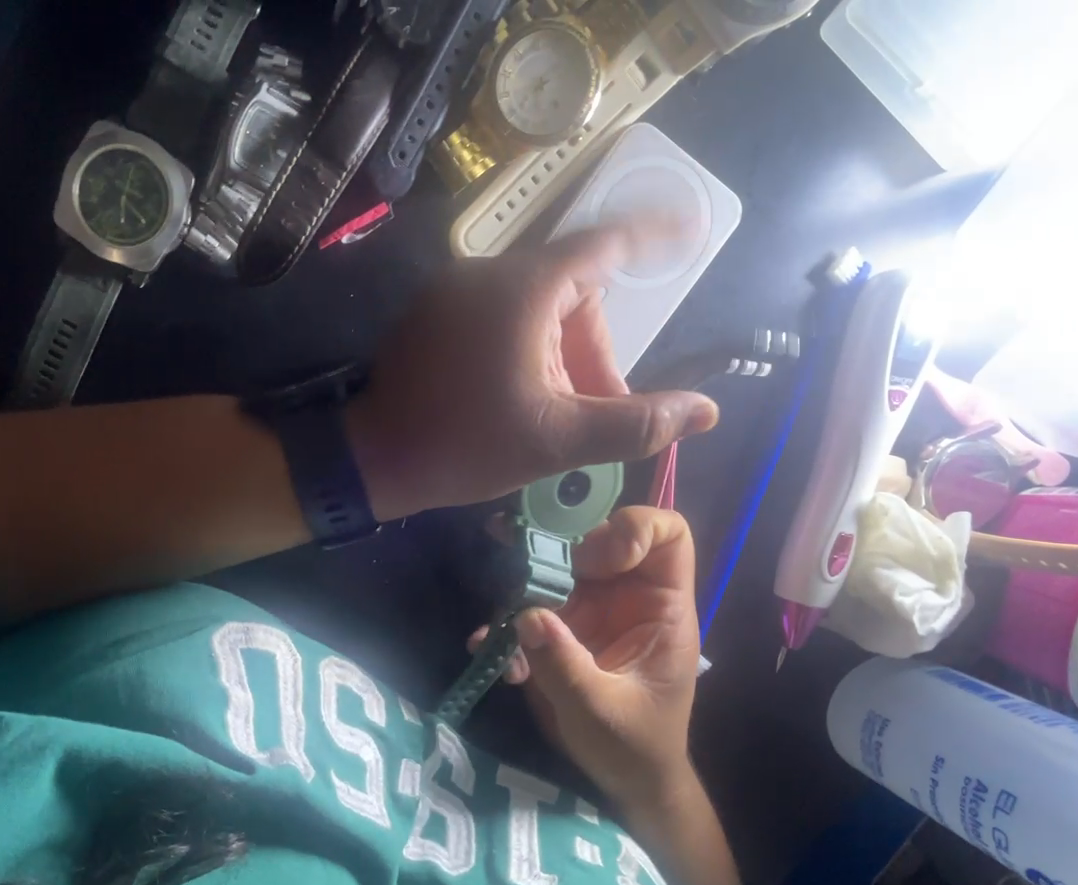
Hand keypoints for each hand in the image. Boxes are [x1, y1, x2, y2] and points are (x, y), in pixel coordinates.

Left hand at [345, 227, 717, 519]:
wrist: (371, 460)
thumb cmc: (464, 446)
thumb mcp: (557, 439)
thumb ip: (635, 424)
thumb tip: (706, 412)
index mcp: (521, 289)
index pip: (604, 244)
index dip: (653, 235)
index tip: (689, 232)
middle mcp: (484, 274)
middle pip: (570, 293)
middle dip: (592, 351)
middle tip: (593, 409)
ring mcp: (449, 292)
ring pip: (531, 308)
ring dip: (556, 355)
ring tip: (550, 413)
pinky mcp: (428, 315)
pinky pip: (493, 316)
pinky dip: (519, 347)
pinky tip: (513, 396)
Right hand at [475, 506, 703, 811]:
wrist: (626, 781)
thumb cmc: (633, 747)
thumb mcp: (600, 713)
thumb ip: (565, 666)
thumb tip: (526, 616)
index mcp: (661, 609)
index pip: (667, 536)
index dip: (632, 530)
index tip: (590, 559)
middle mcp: (626, 598)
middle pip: (596, 541)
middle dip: (553, 552)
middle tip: (517, 569)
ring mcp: (591, 611)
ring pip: (553, 569)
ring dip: (518, 586)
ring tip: (493, 621)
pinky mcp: (560, 629)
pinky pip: (527, 605)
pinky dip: (504, 622)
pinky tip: (486, 647)